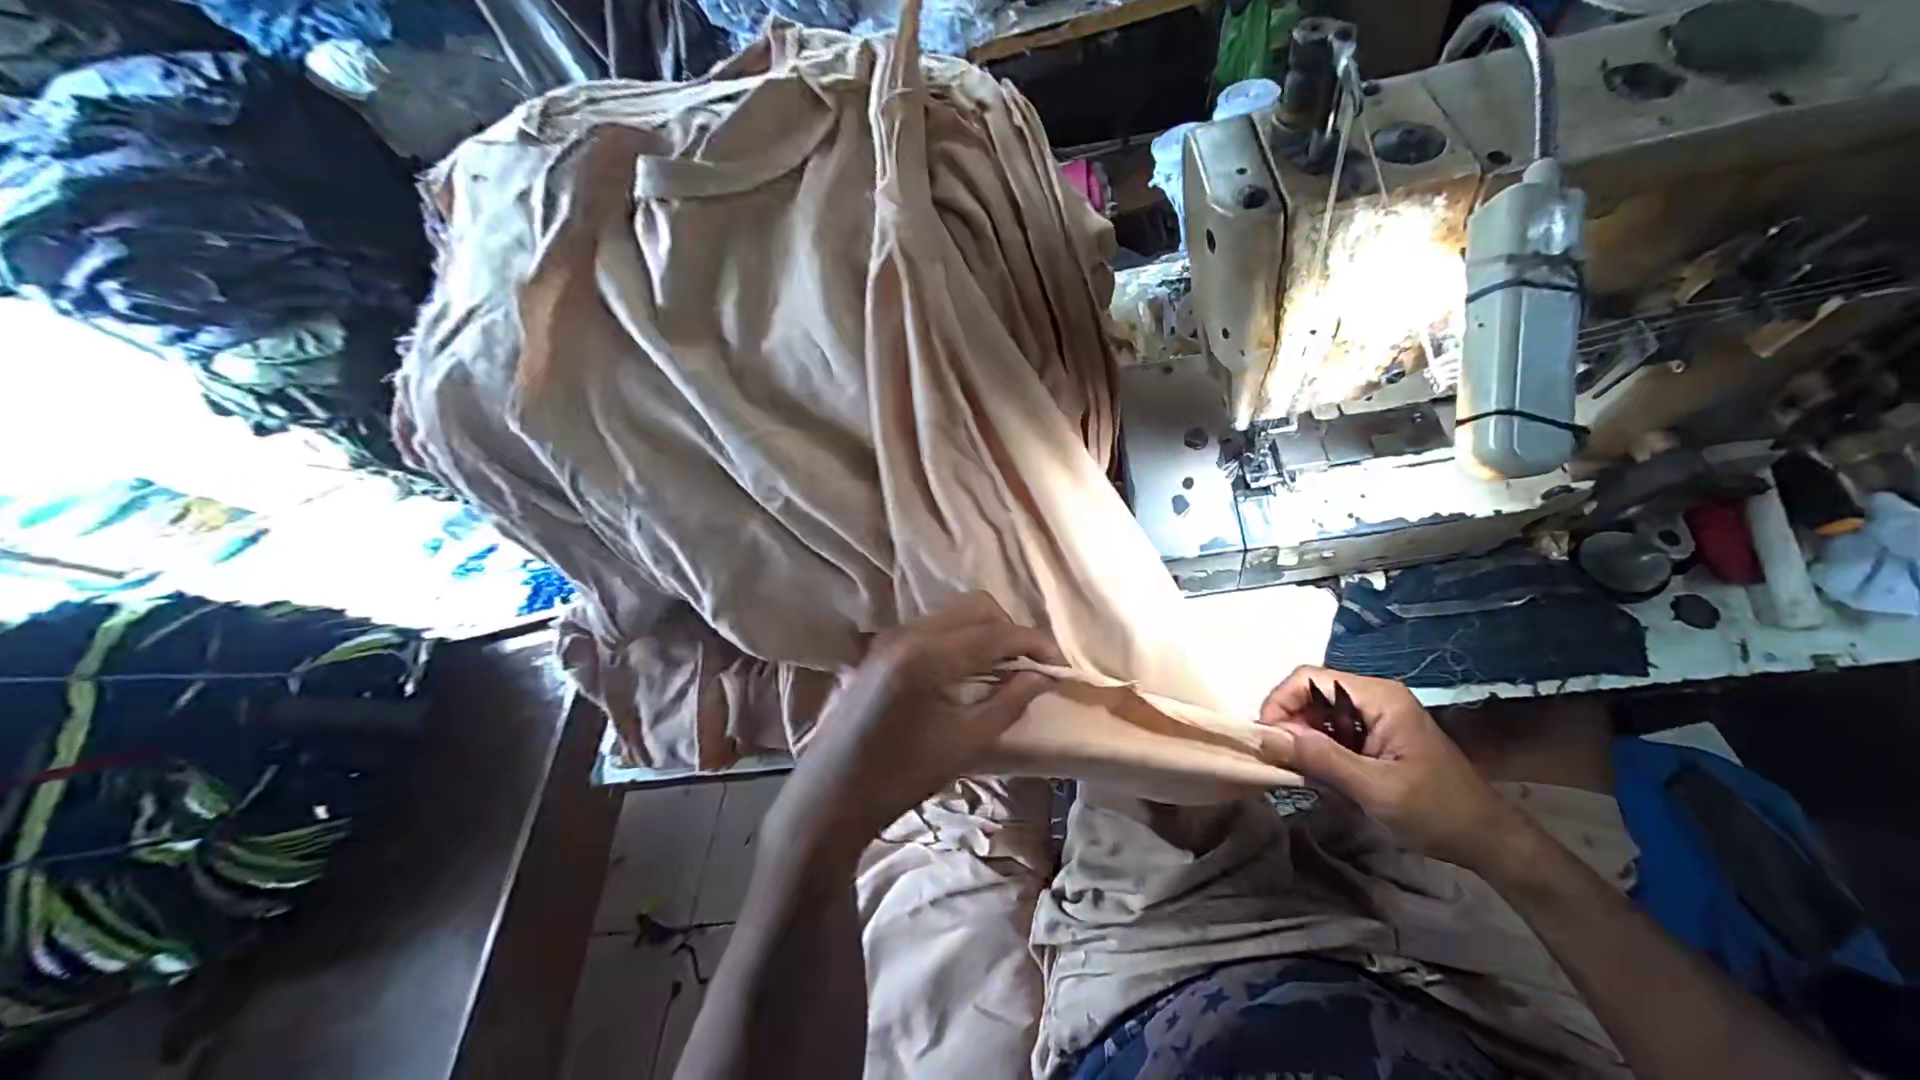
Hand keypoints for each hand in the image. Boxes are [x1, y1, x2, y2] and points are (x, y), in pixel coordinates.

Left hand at [777, 593, 1061, 856]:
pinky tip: (969, 671)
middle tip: (1031, 667)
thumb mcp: (966, 743)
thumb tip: (1042, 676)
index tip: (1059, 665)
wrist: (831, 794)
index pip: (995, 632)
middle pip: (976, 608)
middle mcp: (908, 633)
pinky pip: (934, 627)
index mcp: (928, 656)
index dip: (1034, 644)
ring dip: (985, 632)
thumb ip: (1008, 702)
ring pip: (954, 613)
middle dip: (1010, 630)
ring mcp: (890, 637)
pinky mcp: (881, 647)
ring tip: (1004, 670)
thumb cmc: (901, 776)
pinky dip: (960, 639)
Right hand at [1255, 666, 1527, 869]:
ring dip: (1302, 741)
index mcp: (1379, 697)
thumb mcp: (1375, 789)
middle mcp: (1374, 698)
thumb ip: (1321, 758)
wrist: (1488, 841)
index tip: (1267, 739)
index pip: (1308, 679)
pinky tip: (1322, 778)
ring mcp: (1375, 717)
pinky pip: (1331, 732)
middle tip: (1282, 761)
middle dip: (1289, 724)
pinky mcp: (1374, 737)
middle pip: (1310, 694)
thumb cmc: (1436, 812)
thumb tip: (1267, 736)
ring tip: (1301, 773)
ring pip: (1317, 715)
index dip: (1280, 702)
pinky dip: (1318, 752)